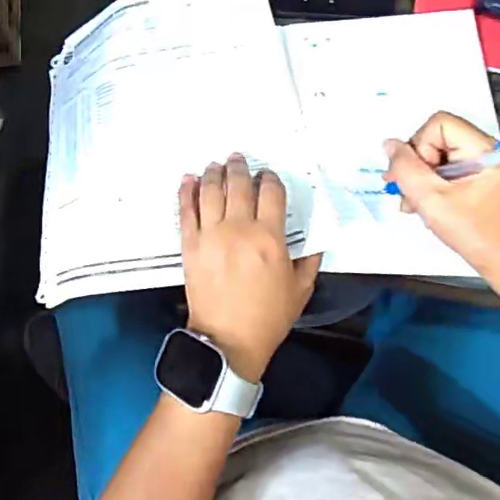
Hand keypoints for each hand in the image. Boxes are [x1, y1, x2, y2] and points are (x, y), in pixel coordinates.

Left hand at [179, 154, 320, 380]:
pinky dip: (186, 192)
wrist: (227, 340)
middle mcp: (239, 229)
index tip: (268, 176)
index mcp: (269, 238)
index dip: (270, 179)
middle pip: (238, 184)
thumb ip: (309, 259)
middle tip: (238, 159)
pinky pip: (186, 210)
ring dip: (213, 174)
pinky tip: (188, 180)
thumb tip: (313, 241)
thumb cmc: (267, 318)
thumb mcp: (301, 289)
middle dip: (239, 167)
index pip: (270, 192)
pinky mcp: (190, 245)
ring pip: (210, 191)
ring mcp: (211, 235)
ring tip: (215, 166)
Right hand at [382, 112, 499, 294]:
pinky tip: (430, 207)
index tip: (420, 178)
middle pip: (439, 139)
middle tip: (410, 195)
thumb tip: (390, 145)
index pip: (439, 124)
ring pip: (443, 157)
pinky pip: (453, 171)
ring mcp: (492, 167)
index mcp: (487, 150)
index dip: (420, 147)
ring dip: (424, 179)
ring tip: (417, 205)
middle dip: (419, 166)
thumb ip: (405, 169)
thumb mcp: (432, 201)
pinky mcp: (488, 181)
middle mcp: (492, 152)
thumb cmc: (480, 236)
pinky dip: (437, 186)